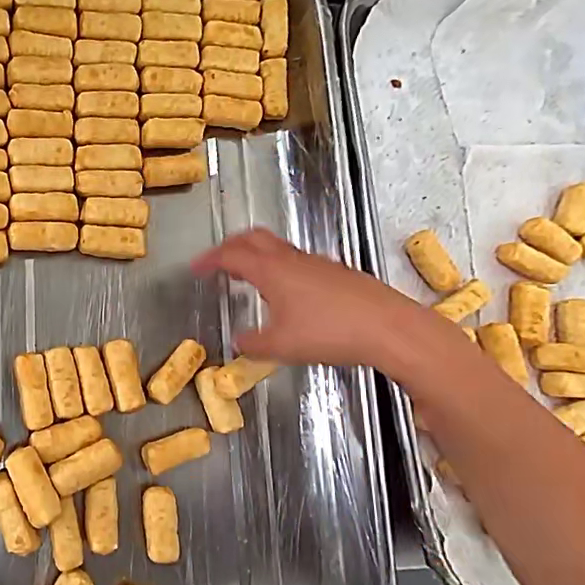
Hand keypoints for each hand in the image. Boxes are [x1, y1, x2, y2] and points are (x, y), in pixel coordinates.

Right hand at [192, 228, 438, 368]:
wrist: (388, 326)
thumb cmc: (330, 333)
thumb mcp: (282, 346)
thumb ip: (254, 344)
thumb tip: (240, 341)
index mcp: (271, 271)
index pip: (231, 255)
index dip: (209, 259)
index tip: (196, 268)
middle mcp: (292, 259)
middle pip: (254, 238)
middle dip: (231, 246)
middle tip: (218, 261)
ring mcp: (316, 263)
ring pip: (277, 248)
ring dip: (256, 255)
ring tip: (247, 276)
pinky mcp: (335, 272)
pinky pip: (296, 260)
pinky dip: (278, 266)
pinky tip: (286, 292)